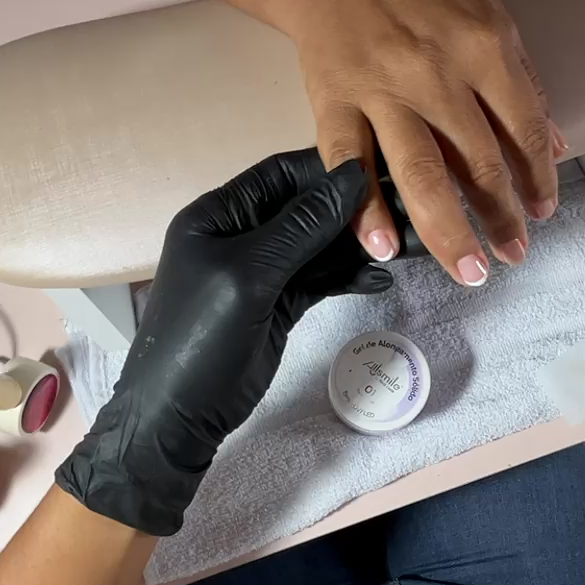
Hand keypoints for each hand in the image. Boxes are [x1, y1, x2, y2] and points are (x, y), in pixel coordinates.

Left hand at [55, 151, 390, 534]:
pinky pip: (319, 280)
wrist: (179, 417)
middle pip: (305, 209)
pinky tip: (379, 280)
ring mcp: (263, 272)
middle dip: (351, 210)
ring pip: (318, 246)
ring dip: (355, 246)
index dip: (329, 169)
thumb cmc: (201, 337)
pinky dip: (347, 278)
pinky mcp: (279, 304)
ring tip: (402, 247)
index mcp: (219, 214)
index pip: (281, 175)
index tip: (383, 168)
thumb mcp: (251, 274)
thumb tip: (352, 176)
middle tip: (405, 209)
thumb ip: (302, 227)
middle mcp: (242, 235)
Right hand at [268, 0, 565, 286]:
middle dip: (501, 216)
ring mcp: (382, 91)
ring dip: (450, 231)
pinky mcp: (335, 103)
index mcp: (482, 47)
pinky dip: (364, 210)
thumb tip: (554, 145)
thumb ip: (522, 79)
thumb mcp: (486, 11)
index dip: (539, 179)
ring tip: (471, 271)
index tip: (543, 213)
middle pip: (477, 162)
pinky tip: (383, 248)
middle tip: (513, 255)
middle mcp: (436, 73)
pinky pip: (351, 164)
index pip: (523, 129)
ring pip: (421, 174)